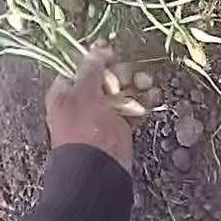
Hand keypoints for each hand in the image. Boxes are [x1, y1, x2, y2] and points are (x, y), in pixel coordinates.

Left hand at [45, 44, 135, 171]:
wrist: (98, 171)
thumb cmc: (86, 129)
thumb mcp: (85, 93)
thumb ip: (91, 68)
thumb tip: (98, 48)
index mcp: (67, 93)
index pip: (82, 67)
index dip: (98, 59)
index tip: (113, 54)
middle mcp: (83, 102)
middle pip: (106, 78)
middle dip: (122, 74)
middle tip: (131, 77)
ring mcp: (103, 115)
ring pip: (122, 92)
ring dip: (137, 86)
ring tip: (147, 86)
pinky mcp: (120, 127)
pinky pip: (133, 108)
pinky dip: (143, 102)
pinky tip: (153, 97)